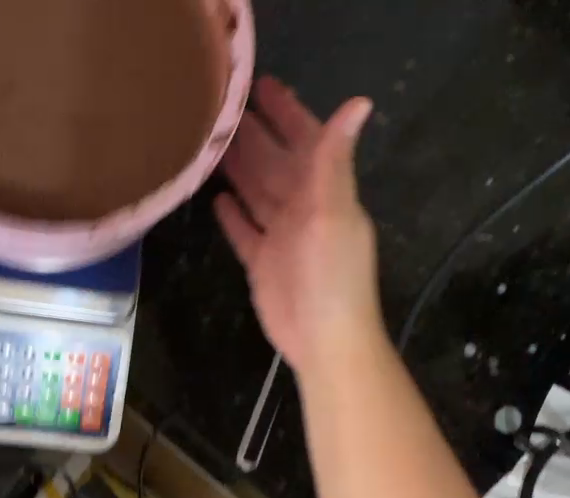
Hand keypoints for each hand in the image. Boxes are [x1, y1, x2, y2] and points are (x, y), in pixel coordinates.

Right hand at [216, 78, 382, 374]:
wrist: (324, 339)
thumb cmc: (332, 277)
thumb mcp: (334, 214)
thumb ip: (334, 161)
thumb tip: (357, 103)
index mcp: (324, 192)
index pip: (305, 141)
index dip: (287, 113)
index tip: (262, 87)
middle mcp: (303, 209)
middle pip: (274, 164)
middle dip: (253, 136)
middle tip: (223, 109)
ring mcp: (281, 237)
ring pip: (256, 193)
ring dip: (238, 170)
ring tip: (211, 146)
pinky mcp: (262, 265)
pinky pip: (245, 232)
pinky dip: (233, 216)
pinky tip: (217, 200)